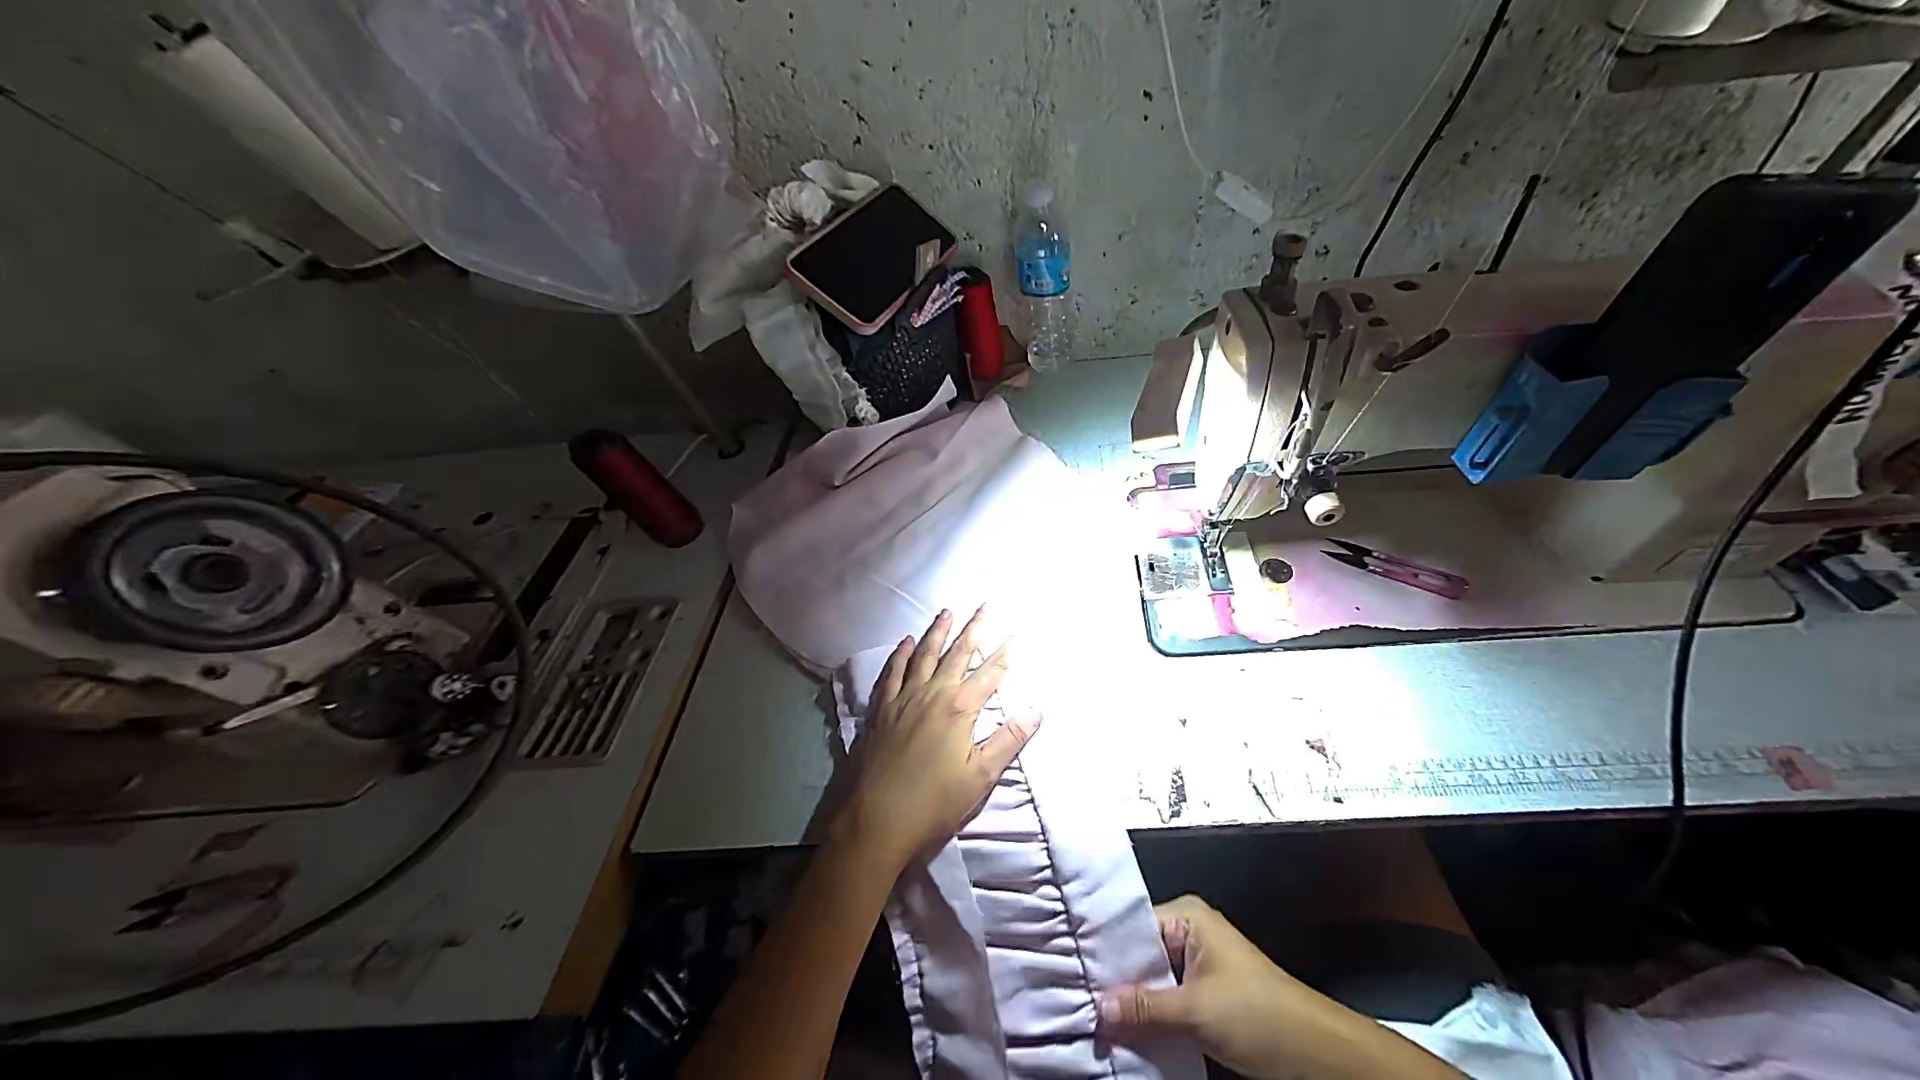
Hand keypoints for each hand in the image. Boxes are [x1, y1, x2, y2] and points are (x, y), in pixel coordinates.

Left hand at [833, 607, 1038, 867]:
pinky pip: (892, 672)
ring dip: (937, 632)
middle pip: (957, 654)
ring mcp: (903, 698)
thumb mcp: (980, 777)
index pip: (989, 674)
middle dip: (972, 629)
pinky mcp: (881, 708)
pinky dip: (900, 654)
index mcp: (959, 709)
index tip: (1015, 634)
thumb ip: (1008, 740)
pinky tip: (906, 642)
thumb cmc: (934, 801)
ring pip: (923, 655)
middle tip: (983, 606)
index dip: (1005, 653)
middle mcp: (932, 694)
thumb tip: (1035, 710)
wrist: (877, 818)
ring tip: (947, 612)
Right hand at [1099, 897, 1463, 1079]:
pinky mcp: (1201, 998)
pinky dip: (1145, 1017)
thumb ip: (1145, 1009)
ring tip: (1084, 1014)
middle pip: (1136, 954)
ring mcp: (1194, 967)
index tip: (1063, 965)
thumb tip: (1094, 1008)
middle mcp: (1187, 932)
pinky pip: (1162, 1001)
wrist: (1324, 1060)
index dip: (1100, 949)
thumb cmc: (1263, 1018)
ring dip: (1127, 1003)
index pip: (1129, 925)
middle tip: (1068, 994)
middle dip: (1110, 979)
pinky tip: (1118, 1032)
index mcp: (1187, 916)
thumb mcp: (1199, 1011)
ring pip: (1148, 981)